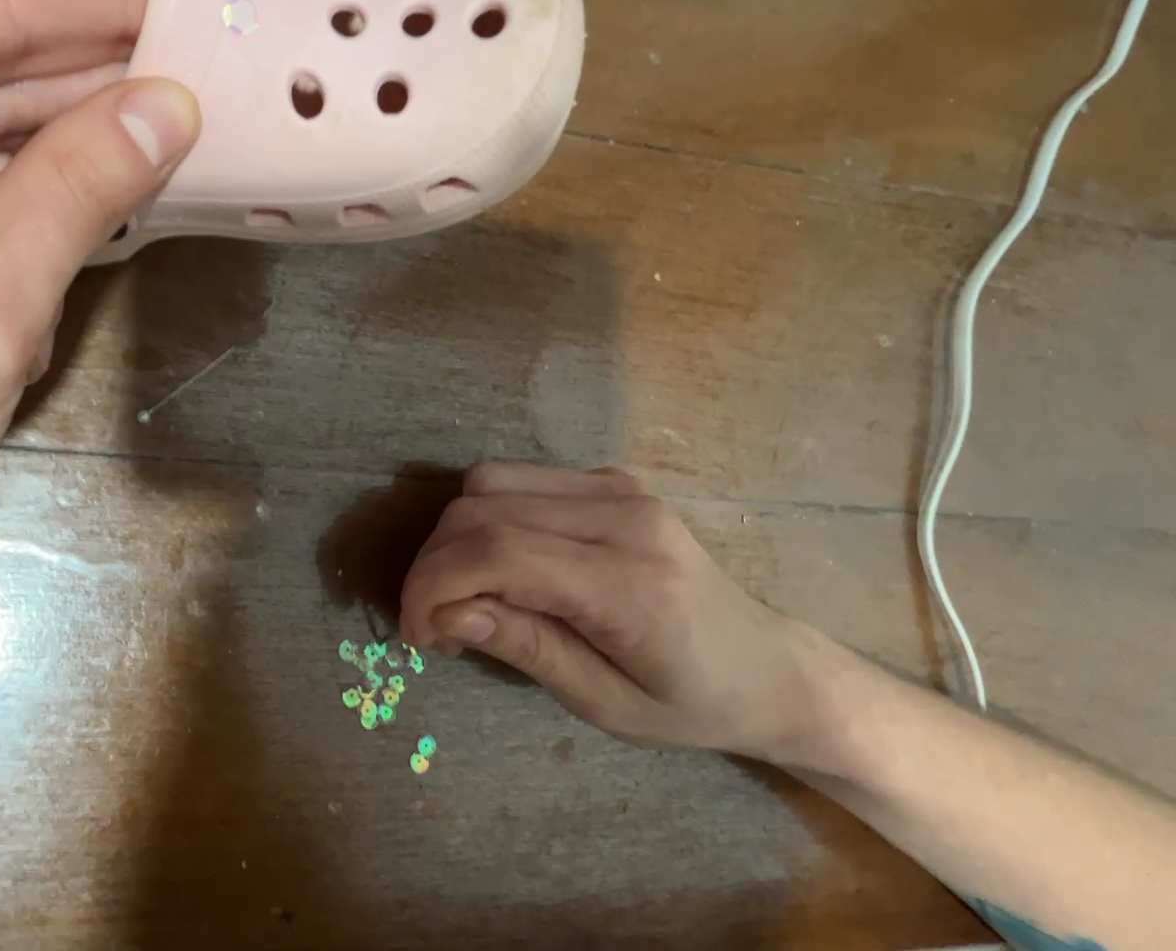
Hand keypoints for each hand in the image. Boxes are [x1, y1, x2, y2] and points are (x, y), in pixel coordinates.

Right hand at [399, 463, 840, 766]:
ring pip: (488, 484)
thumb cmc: (692, 704)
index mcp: (630, 584)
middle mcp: (623, 517)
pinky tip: (498, 566)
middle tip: (433, 626)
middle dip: (433, 566)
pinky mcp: (610, 481)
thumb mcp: (605, 705)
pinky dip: (484, 520)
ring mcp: (617, 489)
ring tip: (462, 595)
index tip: (415, 635)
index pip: (499, 554)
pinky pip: (515, 481)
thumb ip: (525, 648)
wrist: (770, 667)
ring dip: (453, 540)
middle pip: (481, 510)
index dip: (433, 586)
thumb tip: (446, 615)